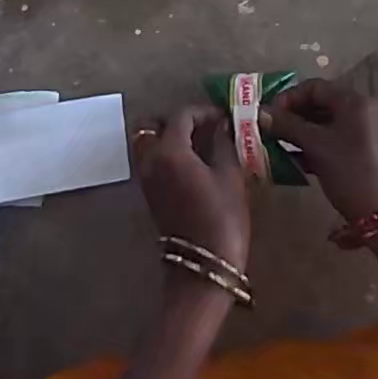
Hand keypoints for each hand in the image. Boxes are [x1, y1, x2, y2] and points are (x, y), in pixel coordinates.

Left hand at [135, 107, 250, 269]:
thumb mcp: (230, 176)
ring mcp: (147, 179)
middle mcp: (151, 161)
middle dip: (175, 121)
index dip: (203, 111)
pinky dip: (166, 153)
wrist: (204, 266)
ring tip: (198, 143)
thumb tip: (222, 124)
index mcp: (170, 151)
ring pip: (148, 143)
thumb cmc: (222, 217)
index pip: (181, 116)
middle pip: (151, 126)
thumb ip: (224, 143)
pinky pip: (151, 161)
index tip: (223, 117)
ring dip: (168, 137)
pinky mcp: (150, 195)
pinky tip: (193, 162)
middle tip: (202, 126)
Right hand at [262, 80, 377, 221]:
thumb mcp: (315, 145)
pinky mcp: (364, 150)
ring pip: (326, 122)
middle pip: (321, 103)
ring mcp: (366, 130)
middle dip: (293, 115)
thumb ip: (287, 125)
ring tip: (279, 142)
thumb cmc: (347, 170)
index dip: (289, 97)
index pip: (315, 87)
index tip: (270, 113)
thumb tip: (261, 113)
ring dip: (301, 130)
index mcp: (354, 101)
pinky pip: (334, 137)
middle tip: (272, 127)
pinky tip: (295, 156)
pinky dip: (314, 143)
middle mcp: (363, 110)